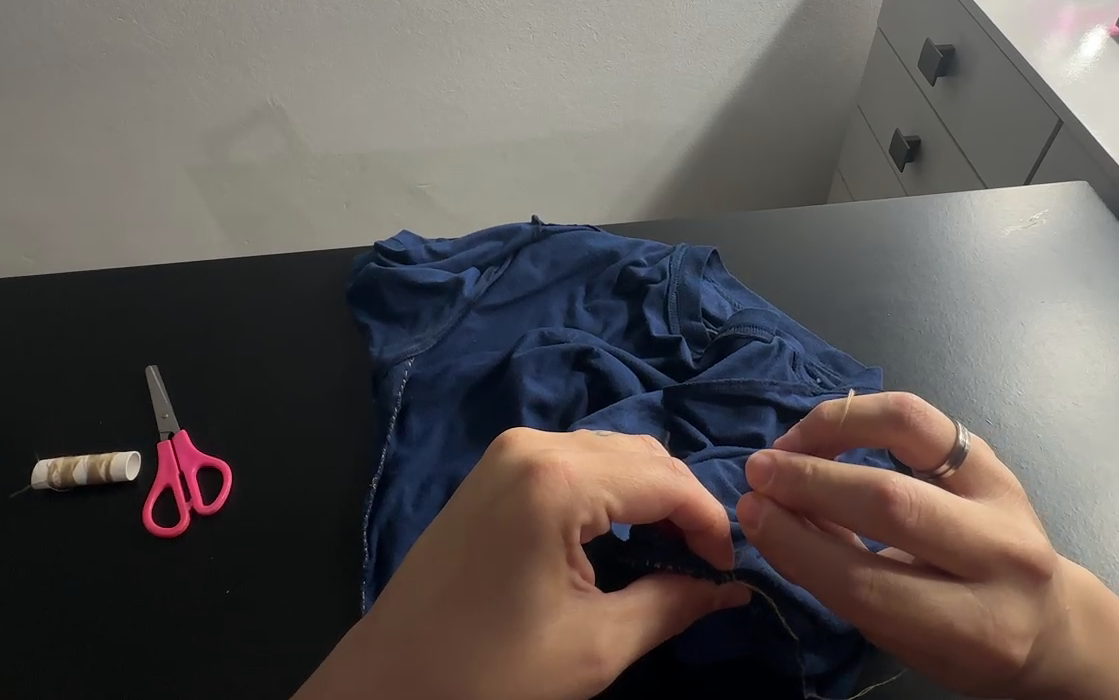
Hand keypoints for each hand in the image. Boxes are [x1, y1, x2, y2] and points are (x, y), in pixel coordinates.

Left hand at [296, 427, 750, 699]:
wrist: (387, 683)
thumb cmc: (490, 673)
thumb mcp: (594, 646)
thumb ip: (671, 604)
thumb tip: (731, 589)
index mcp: (558, 478)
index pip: (663, 479)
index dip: (708, 519)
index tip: (730, 569)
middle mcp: (536, 443)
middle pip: (640, 454)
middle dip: (681, 503)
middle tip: (703, 562)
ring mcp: (511, 448)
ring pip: (609, 451)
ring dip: (647, 493)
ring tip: (669, 550)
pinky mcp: (497, 465)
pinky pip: (575, 459)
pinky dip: (609, 488)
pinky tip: (619, 533)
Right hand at [739, 392, 1118, 699]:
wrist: (1049, 620)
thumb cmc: (962, 638)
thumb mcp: (903, 636)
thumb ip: (839, 578)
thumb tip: (767, 515)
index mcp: (976, 628)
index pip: (867, 582)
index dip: (797, 544)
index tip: (750, 514)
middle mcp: (1001, 558)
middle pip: (890, 502)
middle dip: (810, 480)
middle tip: (758, 470)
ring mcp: (1003, 494)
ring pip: (907, 432)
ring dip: (831, 429)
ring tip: (789, 442)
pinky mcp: (991, 454)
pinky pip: (917, 412)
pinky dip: (861, 412)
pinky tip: (827, 428)